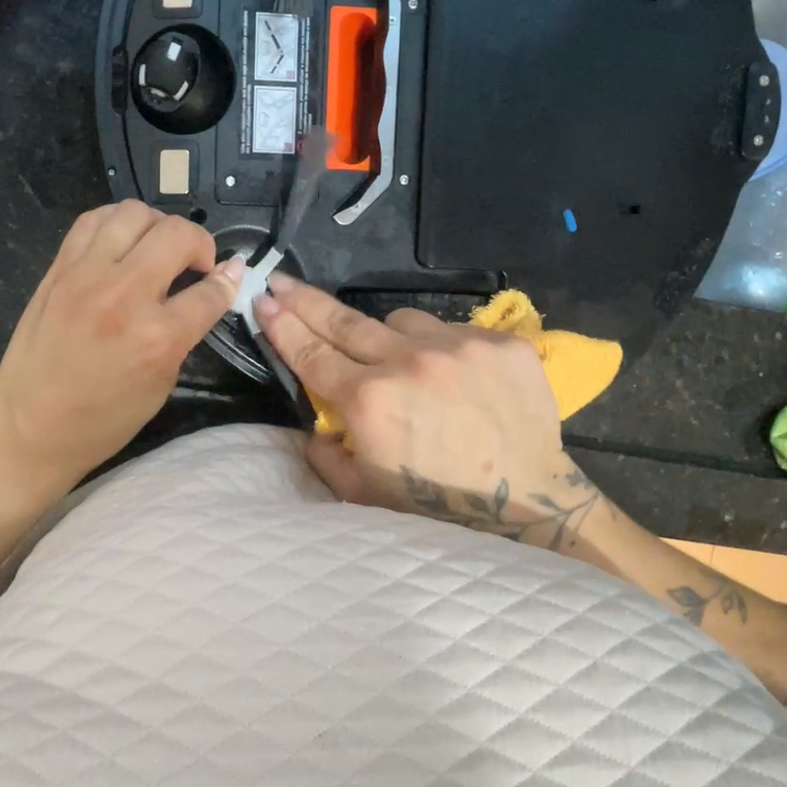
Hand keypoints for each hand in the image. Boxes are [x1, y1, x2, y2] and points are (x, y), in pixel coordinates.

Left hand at [0, 201, 243, 577]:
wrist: (30, 426)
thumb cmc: (101, 421)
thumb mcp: (160, 387)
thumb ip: (185, 336)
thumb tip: (207, 297)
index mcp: (158, 338)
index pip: (210, 292)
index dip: (228, 284)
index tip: (230, 280)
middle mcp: (124, 295)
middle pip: (178, 235)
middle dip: (201, 244)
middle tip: (196, 265)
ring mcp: (86, 276)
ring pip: (135, 213)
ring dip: (158, 225)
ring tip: (159, 247)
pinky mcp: (58, 269)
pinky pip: (93, 220)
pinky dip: (117, 222)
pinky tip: (124, 242)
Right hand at [257, 274, 602, 551]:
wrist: (524, 504)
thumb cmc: (434, 506)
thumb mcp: (360, 492)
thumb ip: (326, 454)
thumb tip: (320, 425)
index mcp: (368, 400)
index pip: (312, 353)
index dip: (282, 326)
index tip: (262, 302)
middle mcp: (408, 362)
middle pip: (345, 322)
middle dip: (306, 300)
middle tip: (280, 281)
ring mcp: (459, 347)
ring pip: (402, 320)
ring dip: (388, 336)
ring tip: (398, 364)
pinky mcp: (501, 343)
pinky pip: (452, 330)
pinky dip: (440, 348)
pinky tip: (450, 377)